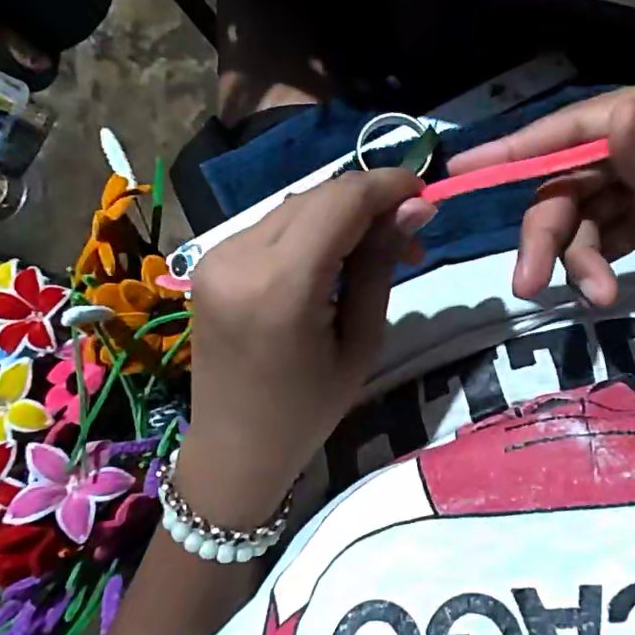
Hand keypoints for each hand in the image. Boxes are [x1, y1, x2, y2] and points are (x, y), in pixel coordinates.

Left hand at [181, 169, 425, 525]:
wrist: (235, 448)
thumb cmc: (309, 410)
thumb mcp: (362, 341)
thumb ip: (380, 265)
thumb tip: (415, 209)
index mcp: (280, 287)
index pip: (341, 201)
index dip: (388, 186)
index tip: (425, 194)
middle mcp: (238, 257)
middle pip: (318, 196)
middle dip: (369, 202)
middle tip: (409, 235)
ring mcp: (215, 255)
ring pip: (296, 206)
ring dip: (341, 214)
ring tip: (377, 251)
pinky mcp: (209, 260)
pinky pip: (273, 226)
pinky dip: (311, 230)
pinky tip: (333, 258)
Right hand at [447, 68, 634, 304]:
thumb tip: (612, 122)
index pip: (589, 122)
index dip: (526, 146)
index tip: (469, 171)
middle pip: (578, 175)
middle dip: (549, 224)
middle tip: (530, 282)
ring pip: (591, 213)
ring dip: (576, 254)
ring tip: (592, 299)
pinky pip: (616, 239)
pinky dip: (601, 264)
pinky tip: (604, 293)